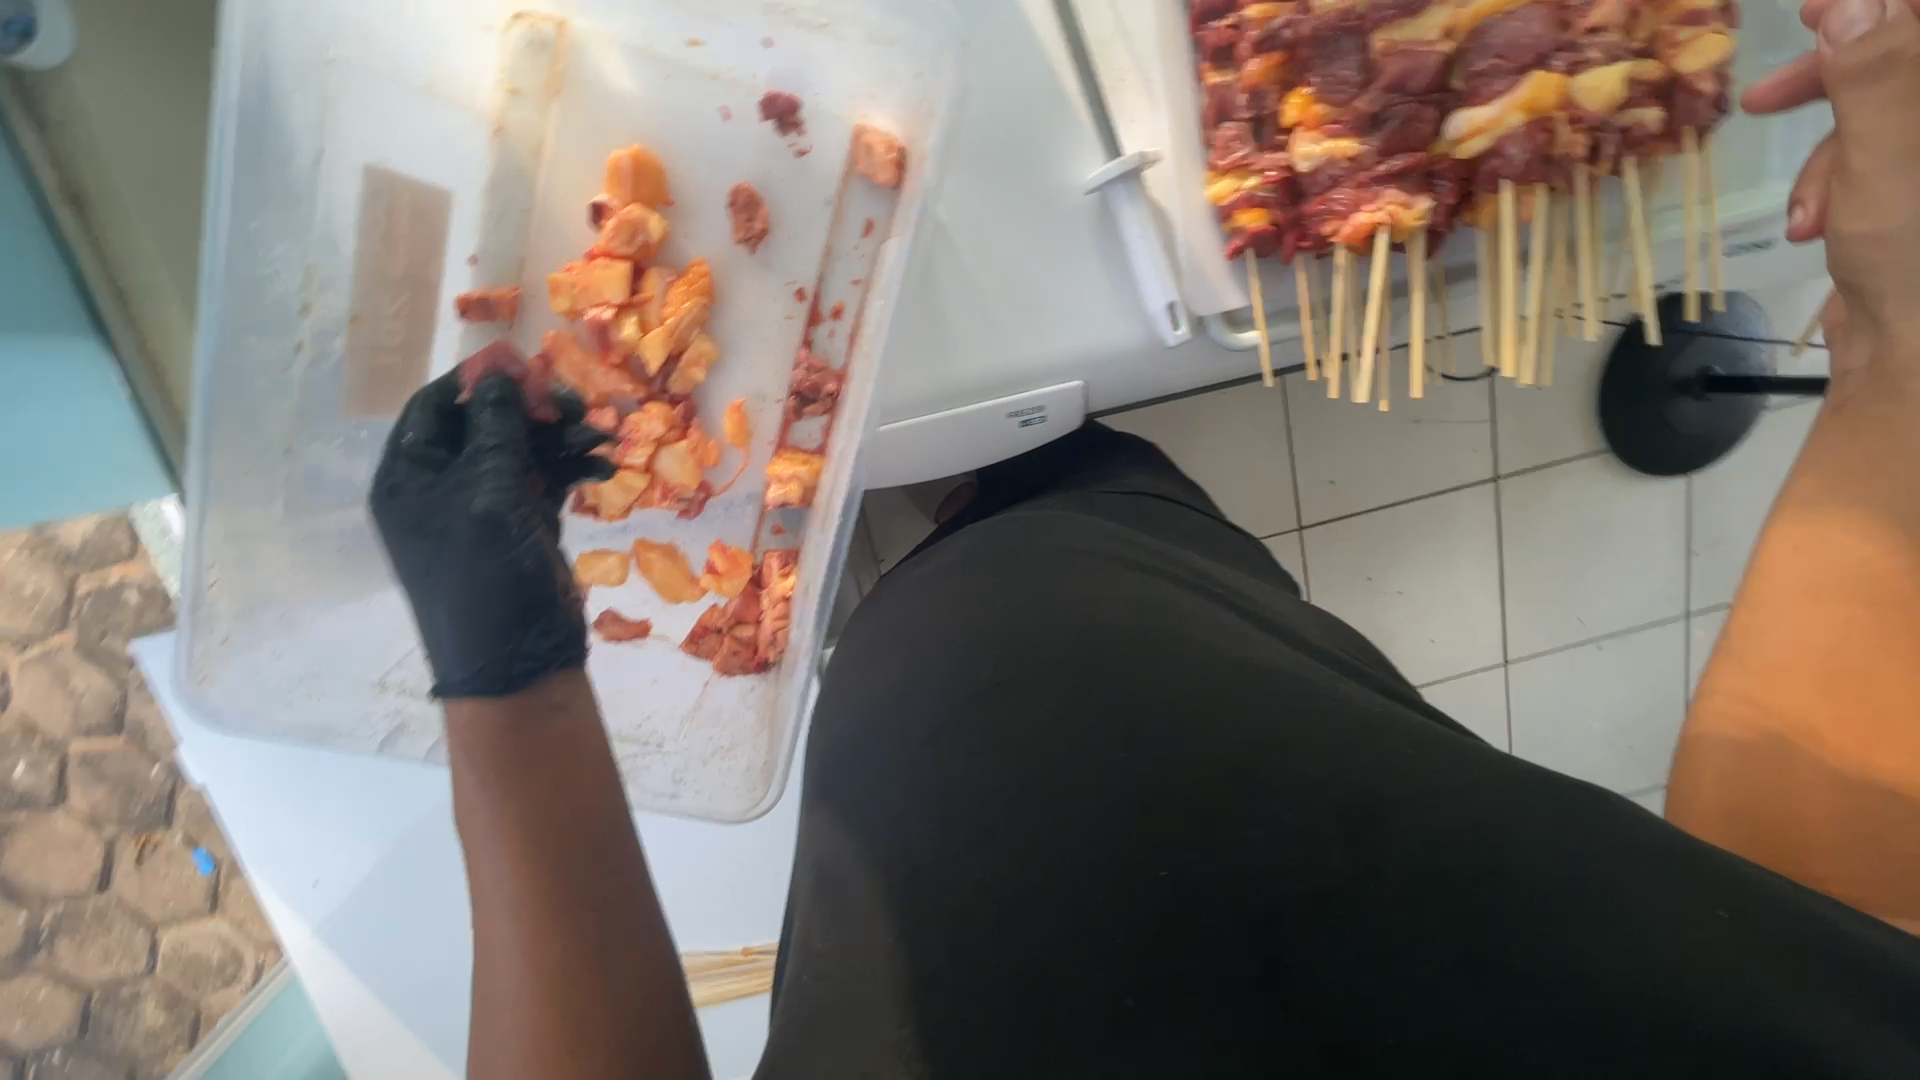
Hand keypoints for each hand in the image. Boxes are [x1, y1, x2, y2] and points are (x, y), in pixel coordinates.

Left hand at [370, 368, 614, 698]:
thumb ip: (495, 430)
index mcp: (410, 475)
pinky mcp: (526, 523)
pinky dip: (575, 469)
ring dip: (564, 439)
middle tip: (577, 405)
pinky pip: (549, 480)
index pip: (437, 407)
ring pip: (525, 451)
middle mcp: (444, 485)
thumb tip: (500, 373)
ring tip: (603, 437)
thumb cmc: (485, 572)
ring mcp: (488, 505)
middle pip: (489, 425)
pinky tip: (605, 470)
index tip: (528, 366)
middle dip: (534, 411)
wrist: (516, 655)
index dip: (479, 381)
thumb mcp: (485, 494)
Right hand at [1744, 0, 1919, 389]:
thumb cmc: (1912, 252)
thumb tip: (1858, 6)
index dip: (1884, 10)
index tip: (1817, 11)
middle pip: (1908, 66)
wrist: (1916, 345)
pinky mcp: (1918, 188)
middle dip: (1841, 83)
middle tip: (1767, 94)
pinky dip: (1835, 184)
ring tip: (1803, 210)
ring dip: (1829, 156)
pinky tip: (1813, 222)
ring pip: (1888, 114)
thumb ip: (1878, 74)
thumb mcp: (1888, 155)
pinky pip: (1877, 156)